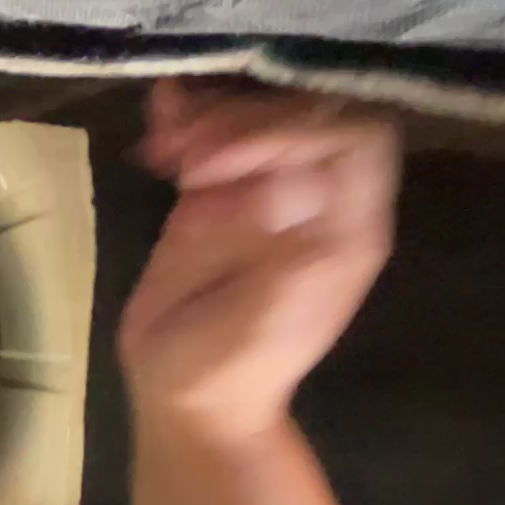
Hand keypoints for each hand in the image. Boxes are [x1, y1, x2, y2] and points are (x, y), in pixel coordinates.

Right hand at [119, 79, 399, 440]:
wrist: (188, 395)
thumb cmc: (224, 371)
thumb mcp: (257, 329)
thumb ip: (286, 262)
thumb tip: (288, 184)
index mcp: (339, 228)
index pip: (345, 139)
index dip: (283, 132)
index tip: (209, 162)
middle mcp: (308, 201)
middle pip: (301, 118)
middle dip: (239, 119)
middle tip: (178, 150)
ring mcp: (257, 198)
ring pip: (254, 123)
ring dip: (209, 114)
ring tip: (160, 139)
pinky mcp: (210, 204)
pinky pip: (208, 148)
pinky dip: (184, 123)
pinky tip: (159, 109)